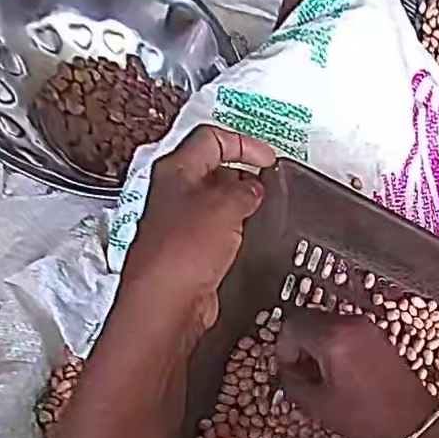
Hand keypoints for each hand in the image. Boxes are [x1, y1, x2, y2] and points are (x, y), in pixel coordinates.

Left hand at [120, 125, 275, 329]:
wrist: (169, 298)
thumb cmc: (185, 250)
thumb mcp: (225, 207)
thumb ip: (245, 191)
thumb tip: (255, 188)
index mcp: (177, 170)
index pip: (211, 139)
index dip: (244, 144)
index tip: (269, 158)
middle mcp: (175, 193)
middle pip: (212, 169)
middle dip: (244, 173)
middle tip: (269, 184)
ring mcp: (181, 223)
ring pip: (216, 202)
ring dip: (241, 204)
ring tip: (265, 211)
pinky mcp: (191, 251)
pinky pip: (218, 230)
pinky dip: (236, 229)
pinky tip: (251, 239)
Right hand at [275, 309, 438, 437]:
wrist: (413, 422)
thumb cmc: (366, 417)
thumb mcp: (318, 405)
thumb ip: (292, 383)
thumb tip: (285, 372)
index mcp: (332, 337)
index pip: (291, 326)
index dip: (283, 350)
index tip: (288, 372)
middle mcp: (350, 324)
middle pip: (308, 320)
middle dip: (298, 345)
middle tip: (301, 374)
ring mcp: (368, 328)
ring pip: (328, 325)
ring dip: (317, 345)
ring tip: (322, 378)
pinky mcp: (379, 337)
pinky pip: (347, 331)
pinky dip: (336, 345)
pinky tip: (341, 374)